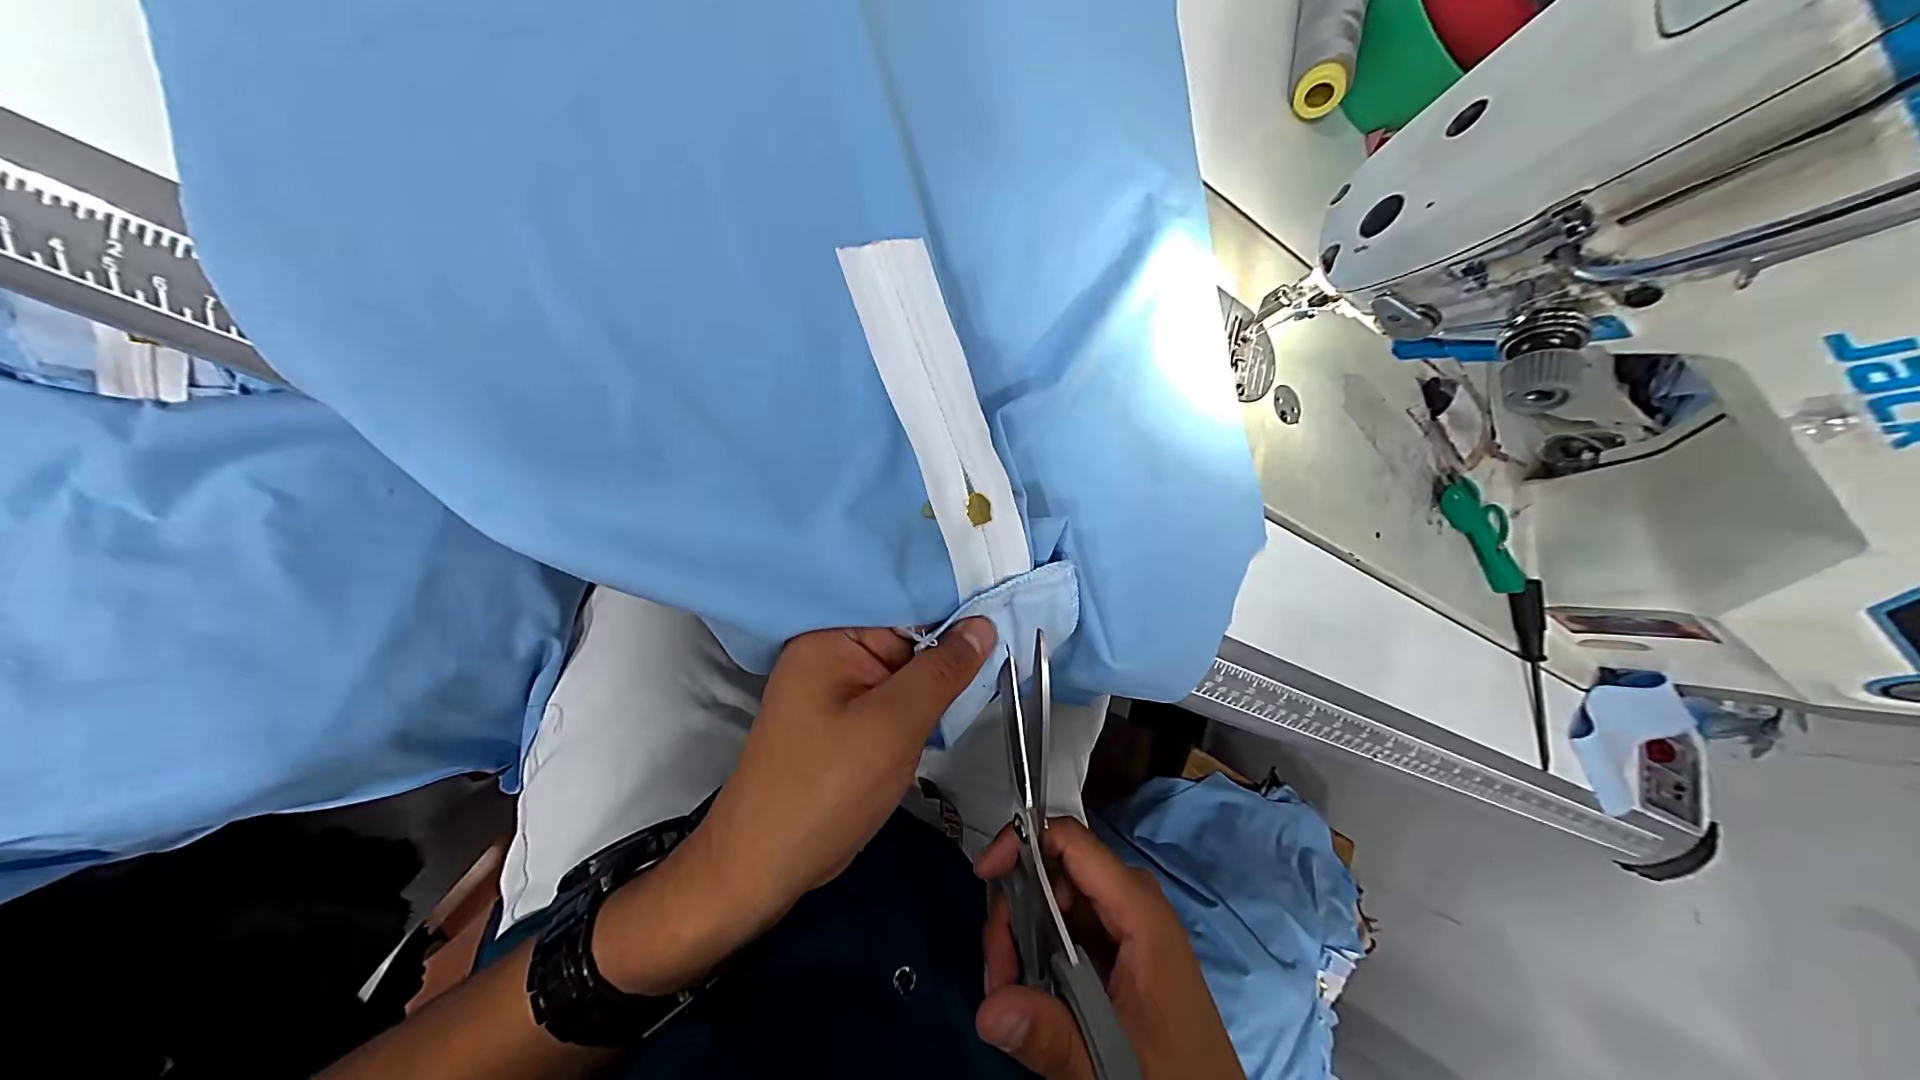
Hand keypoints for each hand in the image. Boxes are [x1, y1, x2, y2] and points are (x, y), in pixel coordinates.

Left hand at [593, 618, 994, 993]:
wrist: (767, 865)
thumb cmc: (826, 789)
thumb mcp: (894, 724)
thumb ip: (942, 670)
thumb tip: (982, 625)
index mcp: (829, 638)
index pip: (902, 603)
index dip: (954, 605)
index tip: (1003, 604)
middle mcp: (829, 653)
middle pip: (905, 634)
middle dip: (951, 643)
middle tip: (1008, 638)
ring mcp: (836, 688)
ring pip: (903, 668)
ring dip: (940, 675)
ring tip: (993, 662)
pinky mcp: (845, 719)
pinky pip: (893, 695)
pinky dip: (922, 699)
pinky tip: (957, 697)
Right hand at [973, 818, 1244, 1079]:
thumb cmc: (1176, 1079)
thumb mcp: (1113, 1063)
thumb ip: (1051, 1037)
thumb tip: (989, 1010)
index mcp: (1140, 912)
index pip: (1073, 842)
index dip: (1024, 842)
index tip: (984, 874)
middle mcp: (1133, 904)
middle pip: (1055, 873)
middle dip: (1016, 912)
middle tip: (998, 975)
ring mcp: (1125, 924)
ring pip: (1056, 900)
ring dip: (1022, 936)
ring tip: (1011, 992)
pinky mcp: (1118, 947)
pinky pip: (1067, 926)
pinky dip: (1039, 950)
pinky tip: (1031, 993)